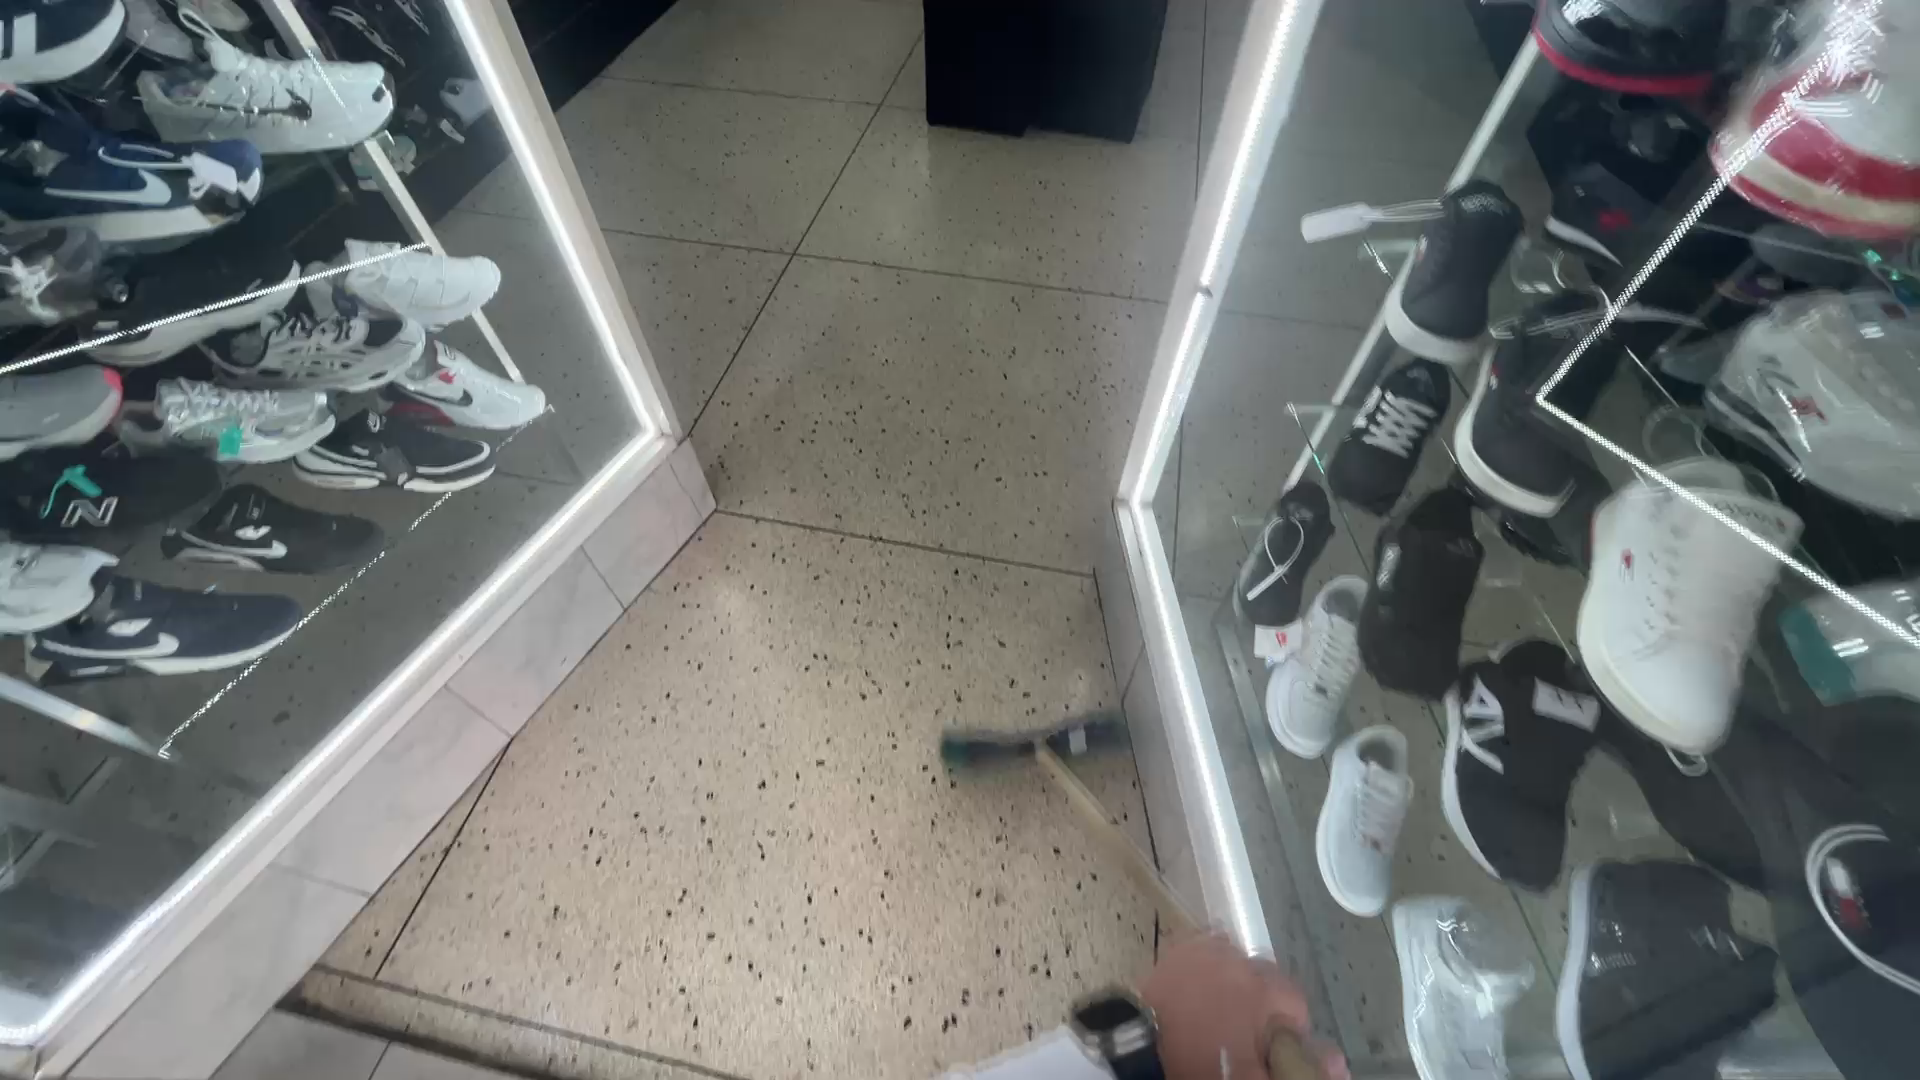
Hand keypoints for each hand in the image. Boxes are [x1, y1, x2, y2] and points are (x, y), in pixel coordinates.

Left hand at [1135, 934, 1348, 1079]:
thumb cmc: (1204, 1069)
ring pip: (1236, 961)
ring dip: (1238, 983)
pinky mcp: (1176, 949)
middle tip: (1247, 1037)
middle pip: (1266, 976)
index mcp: (1259, 989)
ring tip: (1224, 1015)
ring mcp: (1201, 948)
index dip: (1291, 1031)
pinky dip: (1212, 965)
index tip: (1274, 1052)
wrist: (1140, 1055)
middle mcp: (1233, 958)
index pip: (1296, 1001)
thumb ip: (1303, 1072)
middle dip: (1265, 1004)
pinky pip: (1206, 947)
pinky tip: (1204, 991)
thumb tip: (1338, 1061)